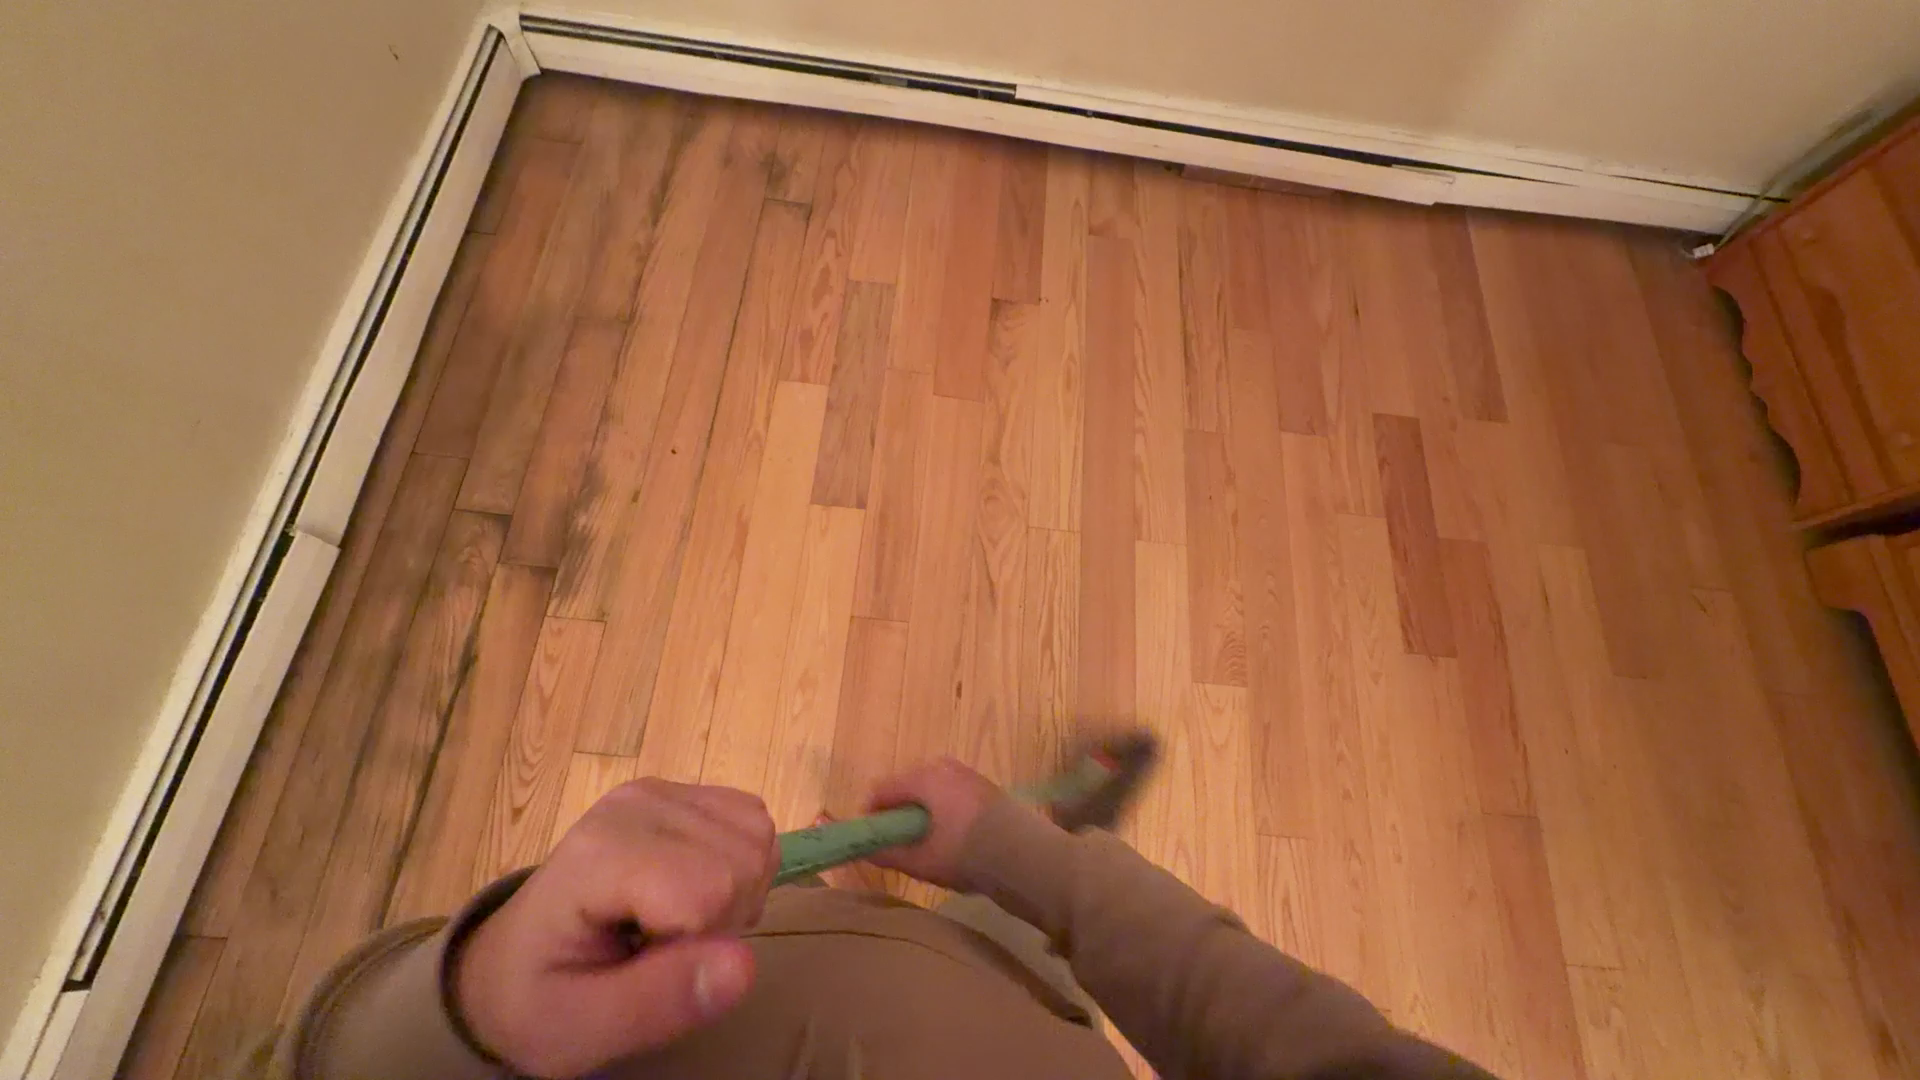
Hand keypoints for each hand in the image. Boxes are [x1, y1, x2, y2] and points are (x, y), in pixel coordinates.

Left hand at [453, 779, 776, 1076]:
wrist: (513, 957)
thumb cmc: (543, 997)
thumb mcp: (584, 1028)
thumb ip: (662, 1002)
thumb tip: (745, 966)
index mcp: (601, 855)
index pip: (711, 888)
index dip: (708, 943)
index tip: (656, 967)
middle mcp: (637, 804)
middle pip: (744, 859)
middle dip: (729, 917)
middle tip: (670, 948)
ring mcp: (661, 789)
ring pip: (758, 834)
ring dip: (742, 890)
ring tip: (684, 920)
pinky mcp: (681, 789)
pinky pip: (753, 818)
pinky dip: (744, 862)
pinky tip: (699, 887)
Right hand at [864, 757, 1011, 888]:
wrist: (1024, 854)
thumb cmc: (965, 853)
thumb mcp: (922, 861)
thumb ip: (889, 853)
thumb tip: (866, 850)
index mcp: (924, 777)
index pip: (882, 789)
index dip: (872, 814)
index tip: (872, 839)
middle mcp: (943, 766)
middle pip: (907, 785)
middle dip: (899, 811)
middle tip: (900, 842)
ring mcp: (966, 772)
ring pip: (931, 788)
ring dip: (923, 809)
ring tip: (928, 841)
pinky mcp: (983, 784)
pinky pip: (950, 791)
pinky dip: (943, 808)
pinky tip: (952, 834)